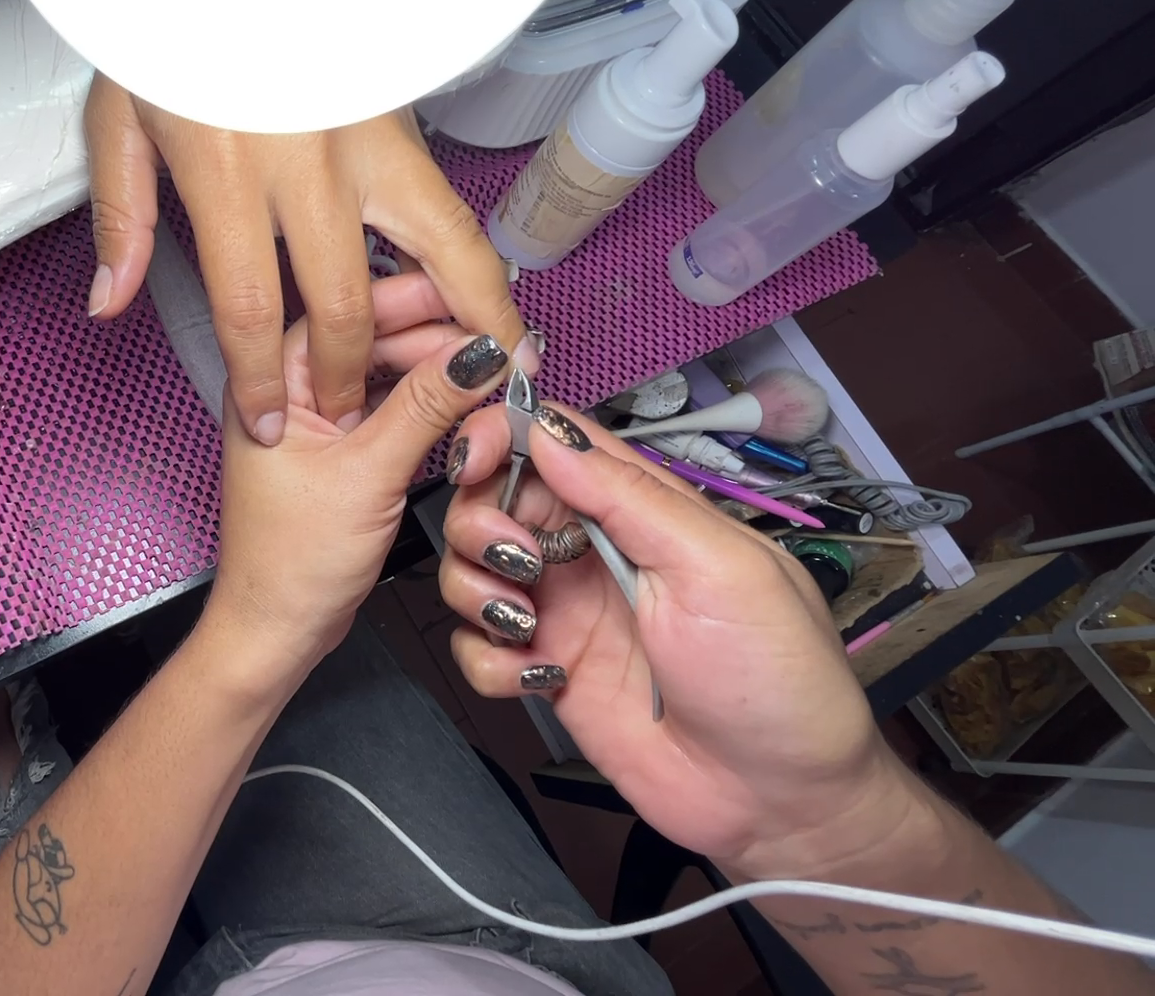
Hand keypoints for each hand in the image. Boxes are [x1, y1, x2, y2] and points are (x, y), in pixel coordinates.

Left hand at [85, 74, 531, 446]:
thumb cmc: (171, 25)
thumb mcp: (120, 118)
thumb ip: (123, 218)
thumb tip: (110, 301)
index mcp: (228, 171)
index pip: (249, 308)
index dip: (259, 380)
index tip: (266, 421)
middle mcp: (308, 165)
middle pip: (341, 301)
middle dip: (342, 372)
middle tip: (343, 413)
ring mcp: (367, 141)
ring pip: (437, 248)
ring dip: (463, 319)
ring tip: (493, 369)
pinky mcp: (400, 122)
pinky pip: (449, 207)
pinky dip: (474, 261)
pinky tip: (486, 298)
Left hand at [207, 271, 511, 678]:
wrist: (280, 629)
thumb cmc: (293, 563)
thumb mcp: (366, 476)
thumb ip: (424, 409)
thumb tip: (477, 353)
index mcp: (271, 386)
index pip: (340, 314)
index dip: (407, 302)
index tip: (467, 298)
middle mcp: (289, 395)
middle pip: (366, 340)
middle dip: (431, 337)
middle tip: (494, 339)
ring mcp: (316, 425)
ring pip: (381, 376)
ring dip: (433, 370)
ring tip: (488, 366)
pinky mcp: (340, 454)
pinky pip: (387, 411)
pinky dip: (425, 406)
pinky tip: (462, 398)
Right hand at [439, 404, 925, 880]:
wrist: (773, 804)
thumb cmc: (773, 680)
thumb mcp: (719, 571)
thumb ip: (630, 498)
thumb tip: (548, 434)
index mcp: (634, 511)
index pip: (550, 443)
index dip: (499, 434)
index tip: (471, 457)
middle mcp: (582, 551)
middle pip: (488, 501)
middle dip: (480, 525)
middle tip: (518, 563)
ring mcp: (555, 608)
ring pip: (465, 569)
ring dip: (475, 592)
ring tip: (525, 625)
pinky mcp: (533, 664)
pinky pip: (472, 645)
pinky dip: (488, 661)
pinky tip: (538, 679)